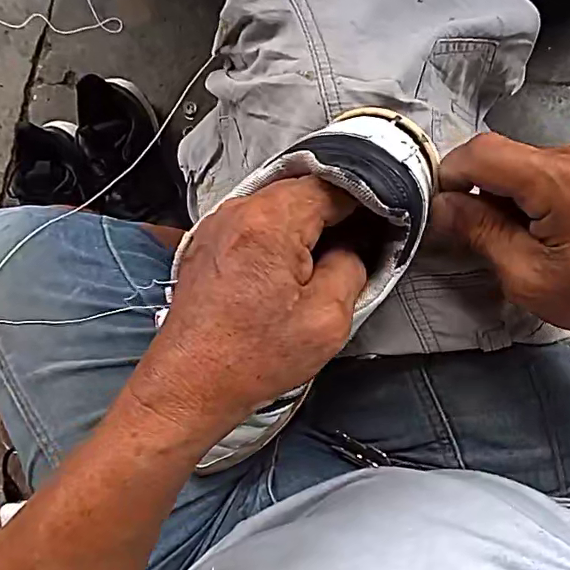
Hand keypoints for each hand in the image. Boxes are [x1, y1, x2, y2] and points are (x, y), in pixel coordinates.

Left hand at [120, 176, 367, 443]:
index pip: (333, 186)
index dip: (365, 204)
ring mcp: (219, 223)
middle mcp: (239, 212)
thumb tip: (354, 248)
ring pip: (282, 204)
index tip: (379, 226)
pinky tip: (291, 270)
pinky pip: (258, 221)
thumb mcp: (327, 319)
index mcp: (270, 223)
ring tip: (323, 263)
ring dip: (308, 226)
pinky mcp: (210, 241)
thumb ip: (351, 268)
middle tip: (357, 247)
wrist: (189, 383)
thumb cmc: (248, 359)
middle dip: (336, 214)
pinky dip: (281, 236)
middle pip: (305, 190)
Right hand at [433, 133, 569, 361]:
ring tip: (527, 240)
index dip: (449, 176)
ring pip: (528, 162)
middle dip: (483, 192)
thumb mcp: (529, 277)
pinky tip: (551, 230)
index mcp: (565, 180)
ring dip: (512, 195)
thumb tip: (444, 207)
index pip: (482, 152)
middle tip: (481, 236)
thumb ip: (480, 233)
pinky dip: (539, 193)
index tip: (439, 204)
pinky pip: (555, 167)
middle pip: (505, 156)